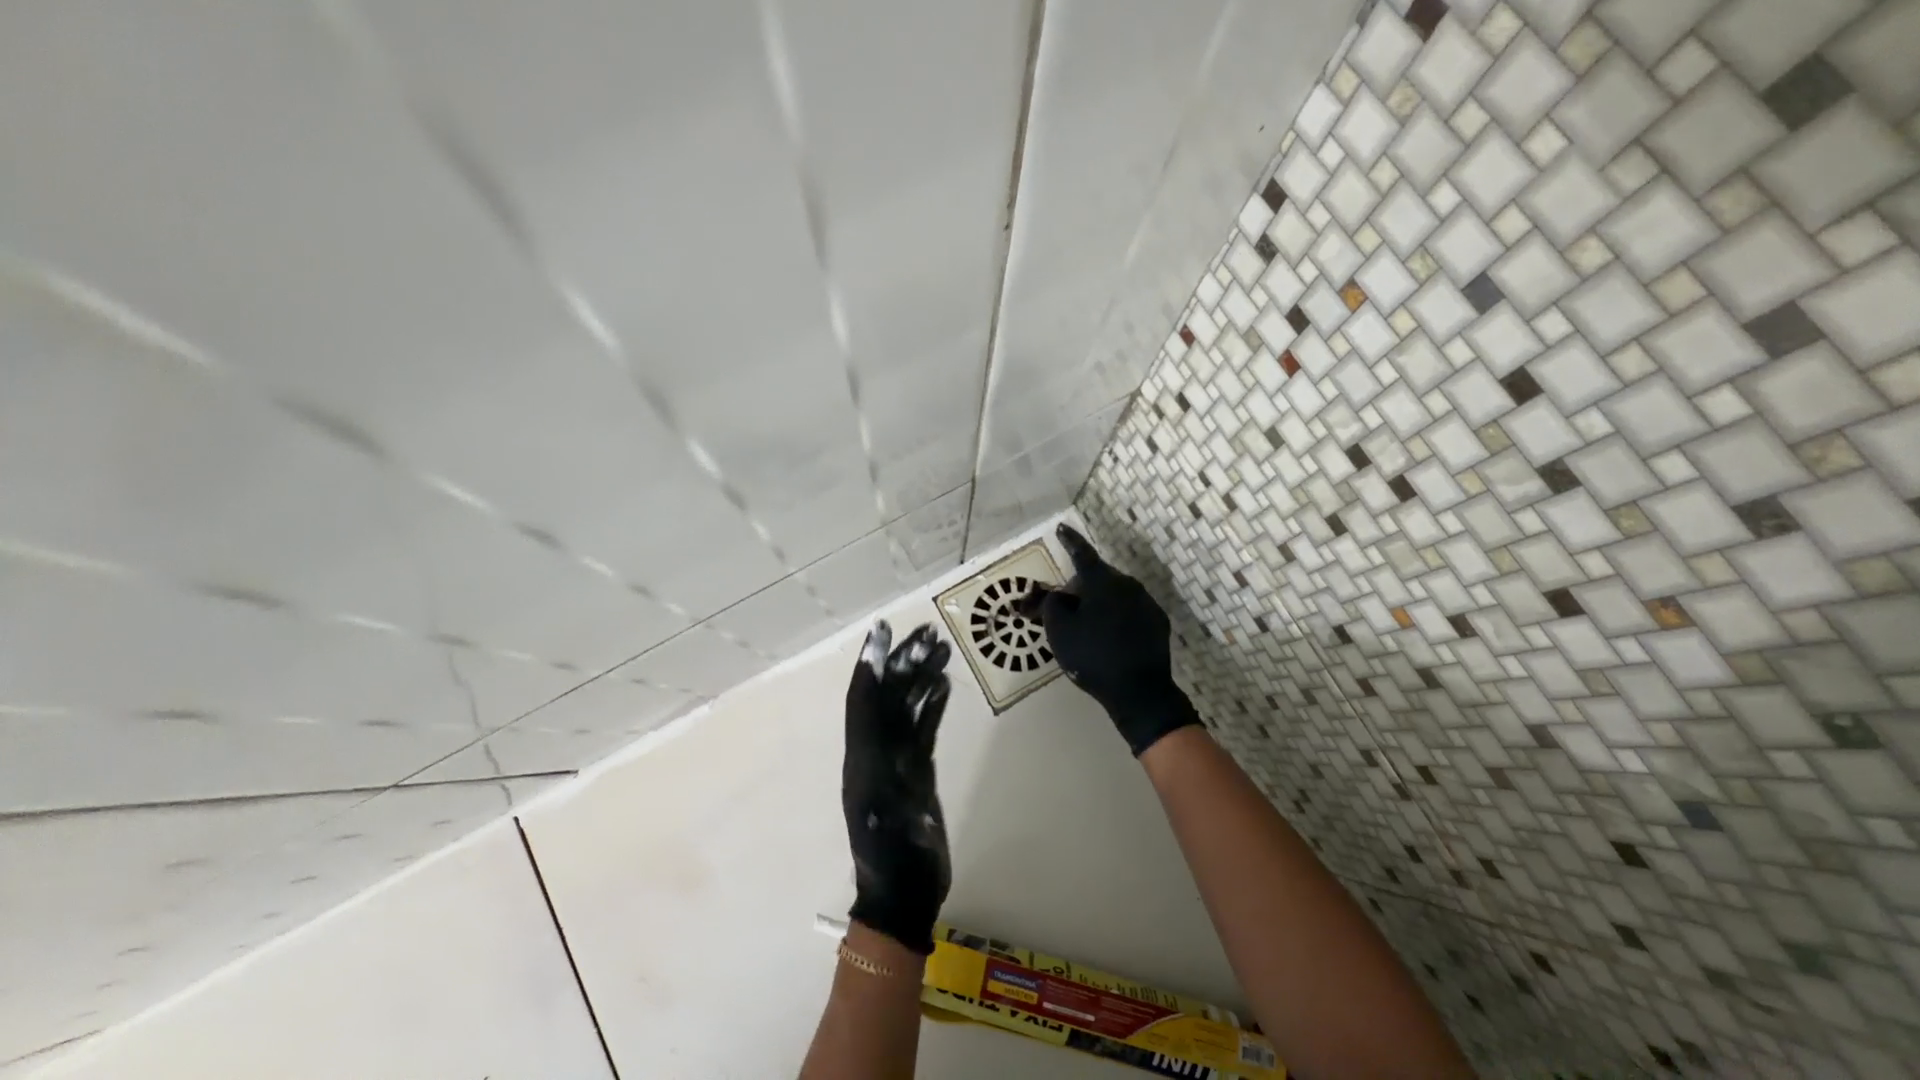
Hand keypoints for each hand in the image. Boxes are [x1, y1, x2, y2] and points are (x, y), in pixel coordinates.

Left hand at [842, 620, 951, 954]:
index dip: (871, 665)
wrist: (901, 898)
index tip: (882, 630)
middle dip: (903, 660)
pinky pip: (922, 727)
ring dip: (919, 675)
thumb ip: (890, 796)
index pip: (863, 702)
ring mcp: (896, 761)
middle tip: (928, 629)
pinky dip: (931, 703)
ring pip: (905, 706)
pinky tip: (945, 682)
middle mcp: (875, 753)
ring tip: (941, 644)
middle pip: (887, 696)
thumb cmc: (893, 867)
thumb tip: (895, 763)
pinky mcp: (915, 772)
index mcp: (863, 761)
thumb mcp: (888, 834)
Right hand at [1024, 524, 1200, 755]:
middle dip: (1080, 586)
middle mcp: (1127, 584)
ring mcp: (1146, 602)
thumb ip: (1053, 604)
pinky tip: (1109, 636)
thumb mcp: (1059, 631)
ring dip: (1100, 602)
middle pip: (1098, 577)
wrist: (1139, 690)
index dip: (1070, 541)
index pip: (1082, 553)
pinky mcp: (1158, 622)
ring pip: (1115, 594)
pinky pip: (1130, 611)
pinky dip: (1117, 617)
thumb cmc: (1092, 657)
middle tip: (1064, 605)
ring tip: (1087, 624)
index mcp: (1101, 582)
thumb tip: (1060, 594)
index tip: (1062, 528)